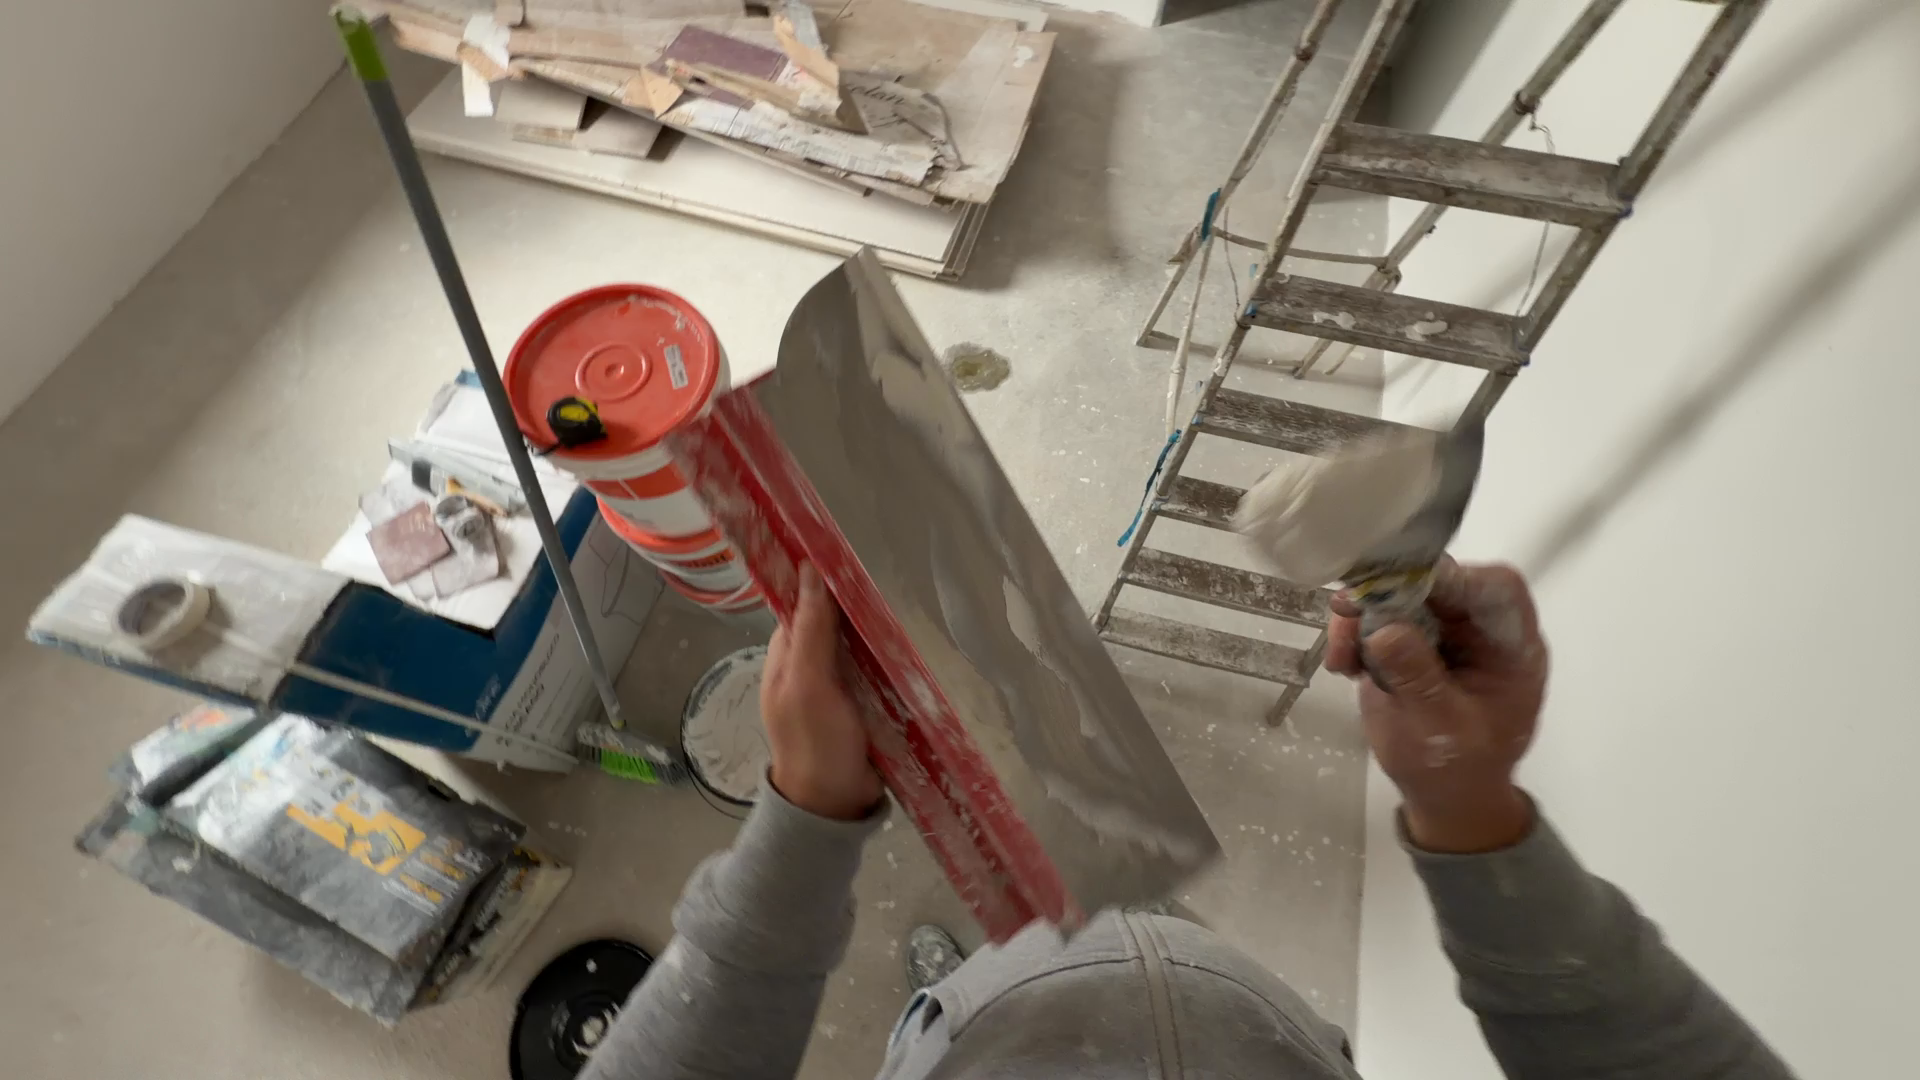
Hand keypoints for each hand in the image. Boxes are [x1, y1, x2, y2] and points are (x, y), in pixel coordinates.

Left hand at [762, 564, 884, 820]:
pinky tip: (902, 642)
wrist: (833, 804)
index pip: (801, 601)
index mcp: (786, 654)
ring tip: (899, 605)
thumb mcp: (808, 683)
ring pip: (853, 639)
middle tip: (883, 581)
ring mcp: (834, 681)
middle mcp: (807, 662)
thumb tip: (810, 569)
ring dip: (871, 625)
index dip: (820, 578)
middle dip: (852, 600)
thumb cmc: (814, 742)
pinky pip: (870, 663)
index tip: (847, 554)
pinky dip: (883, 651)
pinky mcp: (859, 698)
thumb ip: (811, 629)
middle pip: (830, 617)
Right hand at [1325, 559, 1548, 852]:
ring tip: (1340, 657)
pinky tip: (1342, 666)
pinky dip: (1350, 636)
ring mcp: (1438, 636)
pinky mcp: (1404, 644)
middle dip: (1386, 593)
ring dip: (1358, 619)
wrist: (1442, 796)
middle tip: (1345, 610)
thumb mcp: (1440, 728)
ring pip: (1395, 597)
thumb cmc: (1456, 769)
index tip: (1396, 589)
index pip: (1494, 590)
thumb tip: (1384, 631)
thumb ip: (1417, 679)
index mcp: (1507, 648)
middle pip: (1435, 584)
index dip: (1451, 578)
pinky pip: (1373, 620)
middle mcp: (1475, 632)